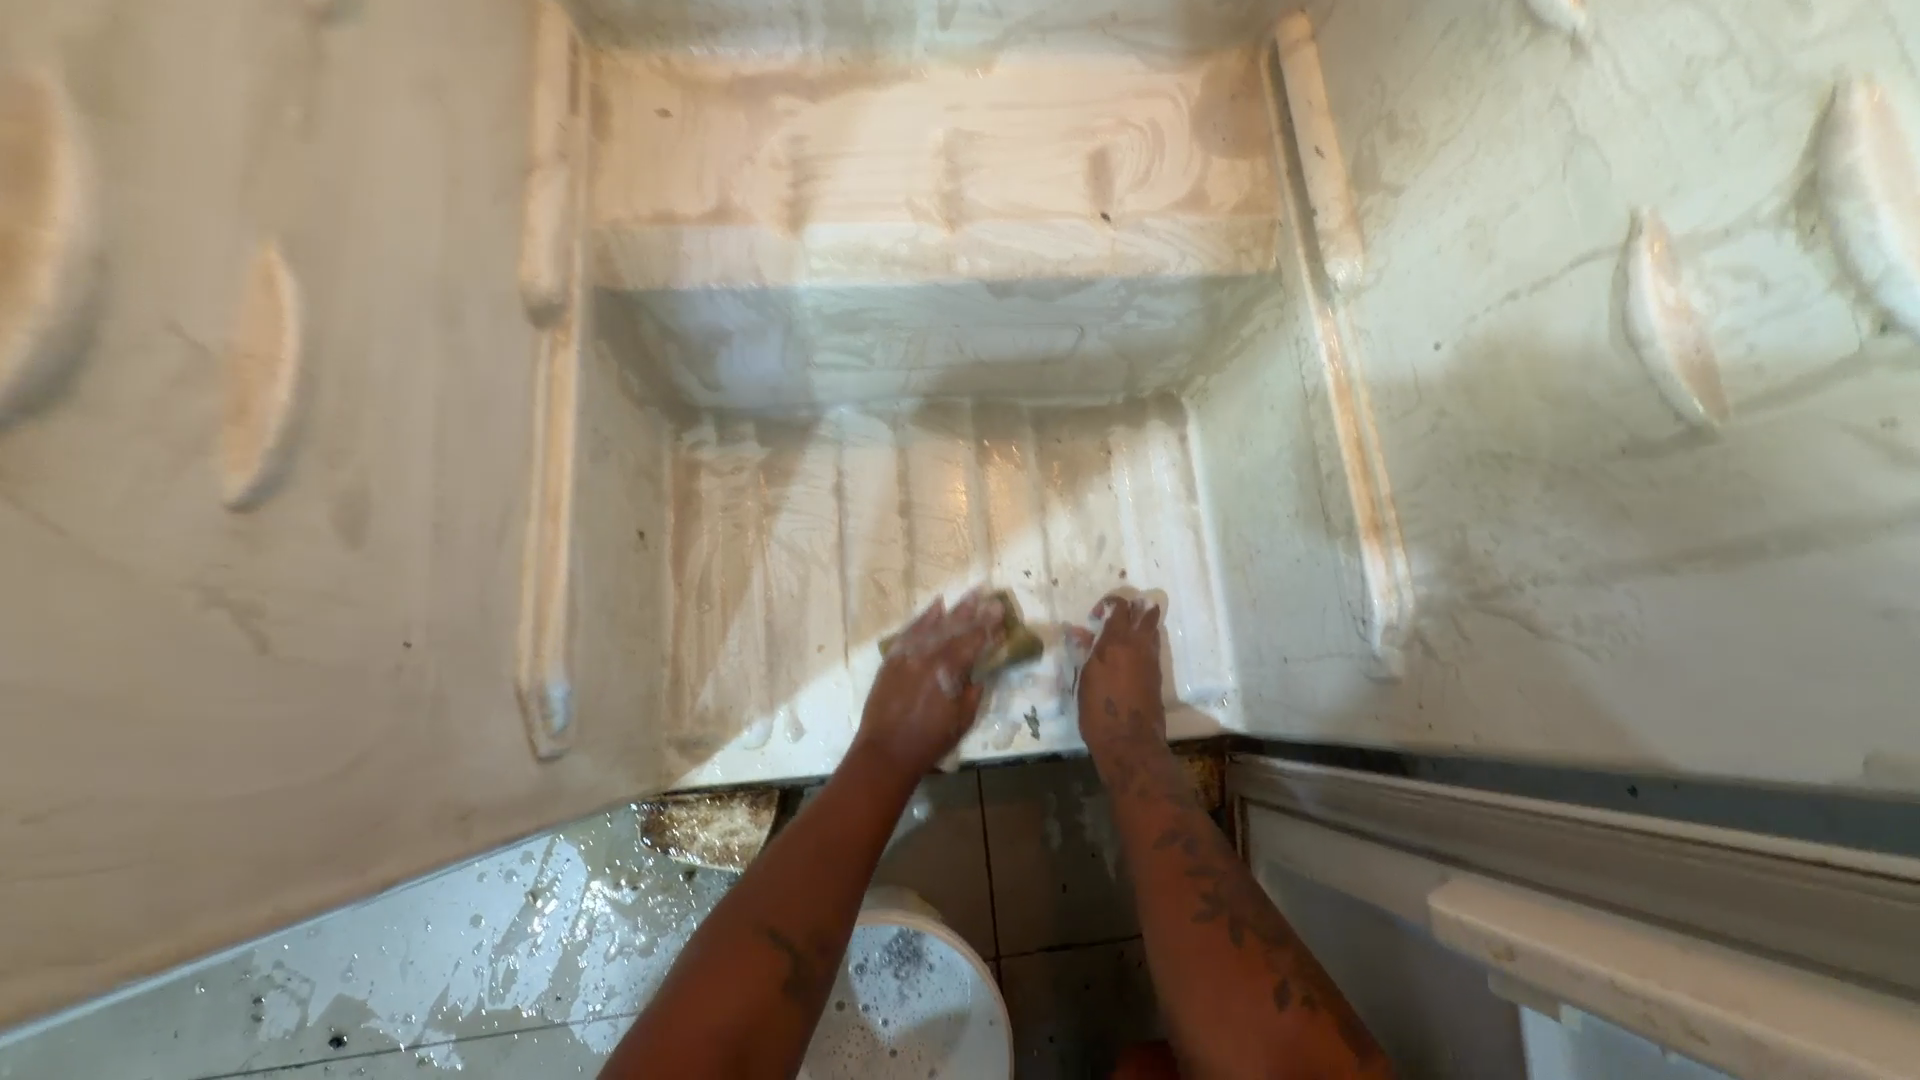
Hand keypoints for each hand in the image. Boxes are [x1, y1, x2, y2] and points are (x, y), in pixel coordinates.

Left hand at [849, 591, 1005, 777]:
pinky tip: (936, 607)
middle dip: (974, 612)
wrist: (885, 751)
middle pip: (955, 628)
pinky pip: (910, 632)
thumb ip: (973, 691)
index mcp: (948, 670)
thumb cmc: (929, 741)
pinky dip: (924, 618)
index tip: (1001, 614)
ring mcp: (907, 654)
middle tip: (989, 596)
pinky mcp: (892, 659)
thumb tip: (977, 674)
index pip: (974, 642)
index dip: (989, 628)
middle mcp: (927, 655)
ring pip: (934, 625)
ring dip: (954, 610)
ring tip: (970, 595)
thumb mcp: (963, 719)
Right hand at [1076, 593, 1165, 749]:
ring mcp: (1153, 659)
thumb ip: (1085, 651)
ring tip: (1121, 639)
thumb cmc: (1098, 711)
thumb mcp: (1084, 679)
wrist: (1129, 742)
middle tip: (1115, 620)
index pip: (1119, 607)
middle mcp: (1139, 645)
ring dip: (1140, 626)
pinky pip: (1153, 648)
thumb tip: (1079, 632)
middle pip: (1147, 611)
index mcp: (1116, 642)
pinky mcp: (1158, 675)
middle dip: (1134, 608)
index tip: (1094, 618)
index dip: (1108, 605)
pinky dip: (1142, 645)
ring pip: (1153, 629)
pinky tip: (1127, 660)